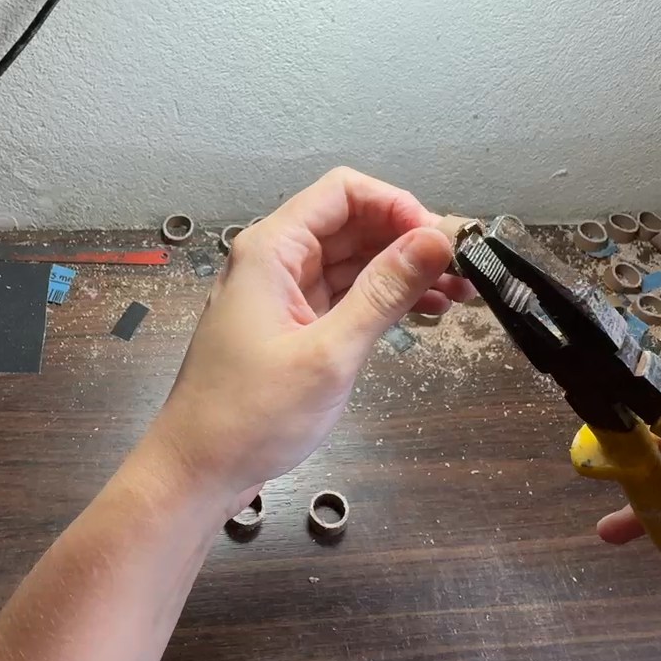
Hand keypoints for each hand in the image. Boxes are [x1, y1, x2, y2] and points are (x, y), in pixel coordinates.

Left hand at [142, 168, 474, 510]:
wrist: (199, 468)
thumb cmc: (251, 414)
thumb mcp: (329, 352)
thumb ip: (383, 292)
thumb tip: (434, 240)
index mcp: (271, 250)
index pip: (342, 192)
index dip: (396, 205)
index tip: (439, 239)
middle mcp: (275, 261)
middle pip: (350, 224)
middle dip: (407, 239)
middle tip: (461, 268)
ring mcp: (283, 293)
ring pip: (352, 260)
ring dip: (402, 271)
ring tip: (458, 293)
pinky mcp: (292, 323)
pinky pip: (344, 294)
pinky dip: (382, 299)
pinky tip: (424, 310)